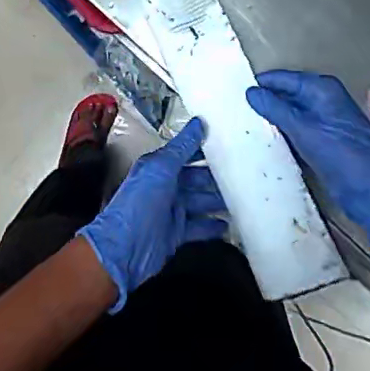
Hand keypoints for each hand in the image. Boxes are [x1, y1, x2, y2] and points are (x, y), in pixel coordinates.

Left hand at [76, 119, 227, 311]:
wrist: (124, 248)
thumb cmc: (140, 202)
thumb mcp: (161, 169)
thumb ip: (182, 148)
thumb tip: (199, 122)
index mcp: (159, 168)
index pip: (186, 154)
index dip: (204, 149)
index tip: (231, 144)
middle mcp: (165, 186)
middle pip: (196, 179)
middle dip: (216, 178)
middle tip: (245, 176)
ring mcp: (171, 211)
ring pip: (200, 202)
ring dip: (219, 201)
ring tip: (245, 199)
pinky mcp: (176, 234)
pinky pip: (199, 227)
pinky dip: (213, 226)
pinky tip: (230, 225)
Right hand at [245, 70, 369, 249]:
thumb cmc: (341, 155)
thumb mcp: (303, 130)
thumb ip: (276, 109)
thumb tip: (250, 91)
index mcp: (323, 88)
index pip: (284, 78)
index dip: (261, 84)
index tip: (234, 92)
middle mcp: (325, 99)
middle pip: (288, 94)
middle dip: (265, 101)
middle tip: (235, 109)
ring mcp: (326, 121)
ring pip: (292, 113)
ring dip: (273, 119)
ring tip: (244, 124)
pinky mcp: (325, 141)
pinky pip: (297, 130)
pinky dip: (283, 133)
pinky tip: (266, 140)